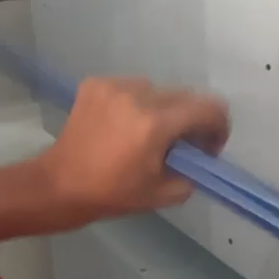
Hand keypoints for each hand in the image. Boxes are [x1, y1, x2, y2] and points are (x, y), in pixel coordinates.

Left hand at [35, 77, 229, 224]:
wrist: (59, 184)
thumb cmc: (111, 193)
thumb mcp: (164, 193)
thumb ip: (194, 171)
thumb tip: (200, 156)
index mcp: (155, 123)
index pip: (209, 108)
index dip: (218, 127)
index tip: (207, 147)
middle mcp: (136, 95)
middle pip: (184, 96)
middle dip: (190, 120)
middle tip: (179, 145)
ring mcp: (112, 86)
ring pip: (156, 89)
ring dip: (161, 109)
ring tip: (147, 134)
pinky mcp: (94, 84)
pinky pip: (129, 87)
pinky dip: (134, 103)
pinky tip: (122, 125)